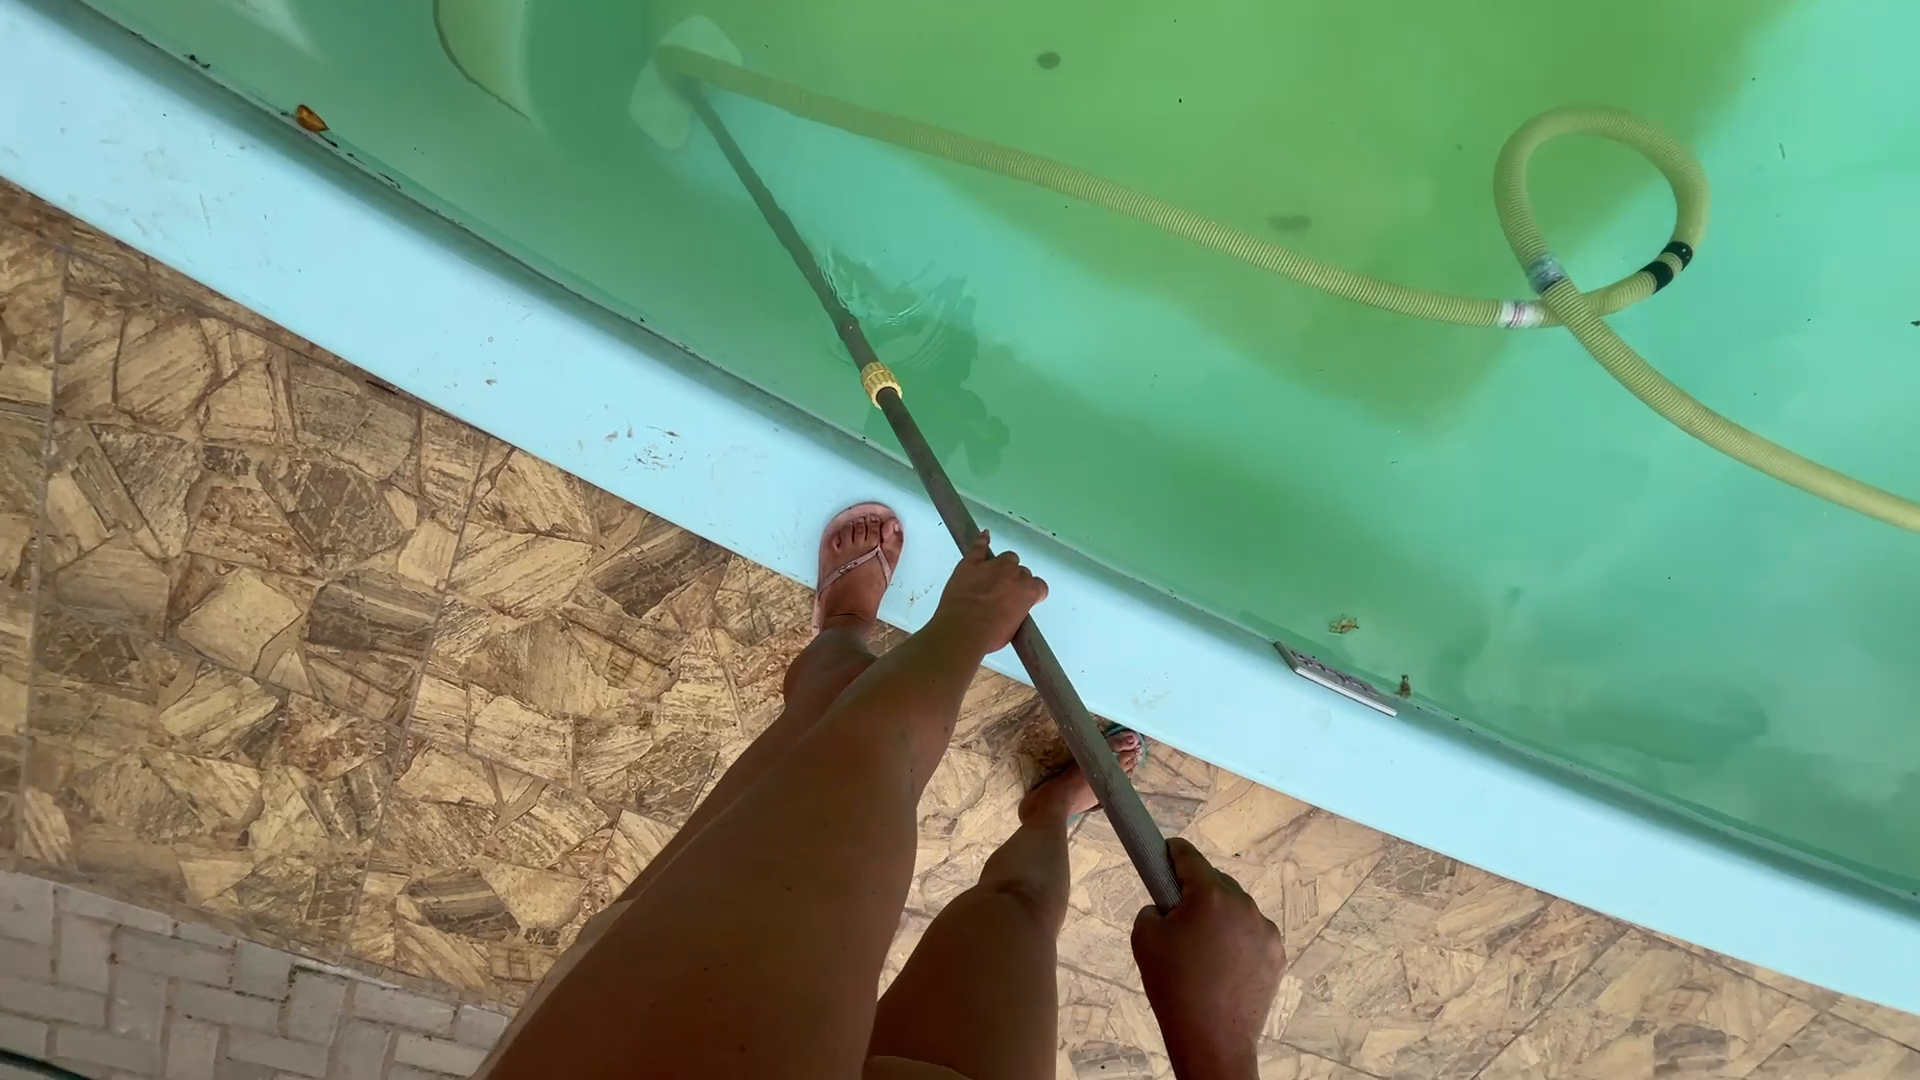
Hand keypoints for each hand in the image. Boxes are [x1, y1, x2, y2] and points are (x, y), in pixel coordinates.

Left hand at [929, 531, 1047, 653]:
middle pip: (1021, 571)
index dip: (1032, 592)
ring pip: (1006, 557)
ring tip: (995, 576)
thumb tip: (1010, 611)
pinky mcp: (971, 563)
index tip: (1026, 598)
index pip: (1039, 586)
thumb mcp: (1012, 629)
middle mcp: (1014, 574)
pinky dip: (982, 540)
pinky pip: (979, 546)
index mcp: (1028, 591)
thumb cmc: (988, 635)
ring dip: (1003, 565)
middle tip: (1004, 593)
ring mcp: (992, 566)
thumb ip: (1016, 612)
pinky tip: (984, 535)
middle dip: (1015, 580)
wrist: (962, 631)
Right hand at [1132, 839, 1283, 1078]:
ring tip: (1203, 946)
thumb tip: (1169, 905)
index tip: (1162, 855)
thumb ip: (1154, 905)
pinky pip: (1251, 930)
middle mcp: (1244, 905)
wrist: (1212, 1042)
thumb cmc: (1173, 986)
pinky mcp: (1277, 954)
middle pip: (1214, 879)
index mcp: (1210, 896)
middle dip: (1196, 890)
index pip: (1188, 855)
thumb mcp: (1144, 935)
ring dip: (1218, 913)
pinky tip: (1223, 961)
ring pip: (1235, 905)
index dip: (1171, 852)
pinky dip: (1237, 936)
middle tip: (1178, 916)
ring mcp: (1266, 930)